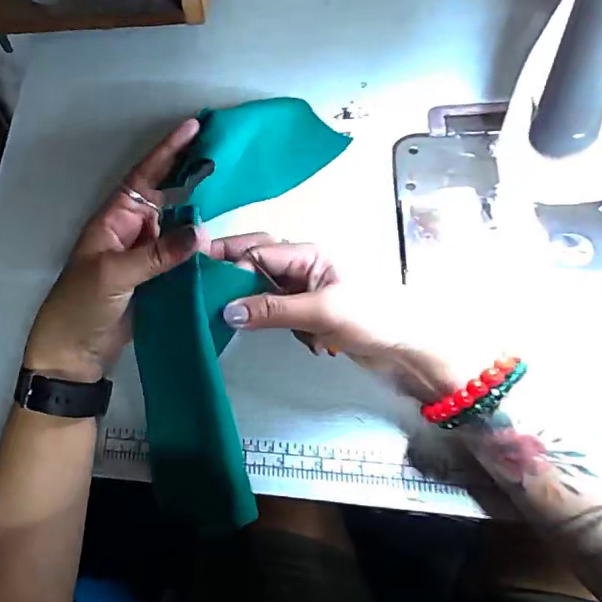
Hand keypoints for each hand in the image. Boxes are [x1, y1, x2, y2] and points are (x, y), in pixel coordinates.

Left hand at [23, 119, 204, 381]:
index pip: (145, 177)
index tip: (193, 128)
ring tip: (231, 194)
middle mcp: (132, 231)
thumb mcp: (114, 274)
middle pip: (166, 197)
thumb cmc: (80, 305)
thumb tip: (199, 231)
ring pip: (178, 227)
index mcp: (114, 220)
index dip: (168, 152)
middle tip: (224, 154)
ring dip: (200, 214)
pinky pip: (181, 256)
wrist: (74, 352)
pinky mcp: (157, 279)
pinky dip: (199, 249)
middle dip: (190, 175)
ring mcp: (145, 256)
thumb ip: (156, 253)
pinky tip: (220, 242)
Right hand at [208, 234, 468, 401]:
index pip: (257, 252)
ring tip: (234, 318)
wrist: (407, 348)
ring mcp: (304, 290)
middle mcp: (303, 267)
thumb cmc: (372, 318)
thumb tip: (226, 311)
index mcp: (308, 254)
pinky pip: (276, 313)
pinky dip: (276, 325)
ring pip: (262, 291)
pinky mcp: (308, 313)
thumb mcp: (321, 311)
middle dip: (232, 279)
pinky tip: (288, 338)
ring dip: (255, 307)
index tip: (195, 274)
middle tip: (200, 294)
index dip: (227, 262)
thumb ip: (272, 310)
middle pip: (255, 264)